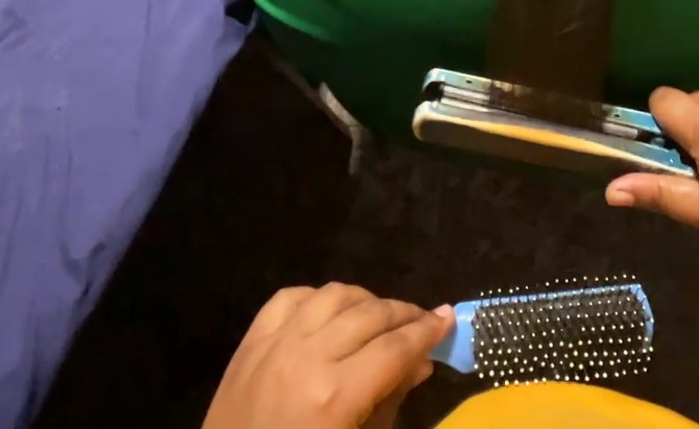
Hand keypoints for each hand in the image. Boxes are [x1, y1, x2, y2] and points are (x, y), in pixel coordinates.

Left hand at [203, 283, 453, 428]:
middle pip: (370, 314)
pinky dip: (317, 298)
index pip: (395, 347)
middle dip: (404, 313)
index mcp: (334, 396)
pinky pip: (291, 297)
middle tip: (423, 321)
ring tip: (380, 316)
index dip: (427, 331)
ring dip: (365, 300)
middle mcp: (307, 357)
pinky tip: (331, 312)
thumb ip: (390, 403)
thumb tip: (420, 362)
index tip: (448, 318)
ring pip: (334, 294)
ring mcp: (275, 344)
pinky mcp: (250, 342)